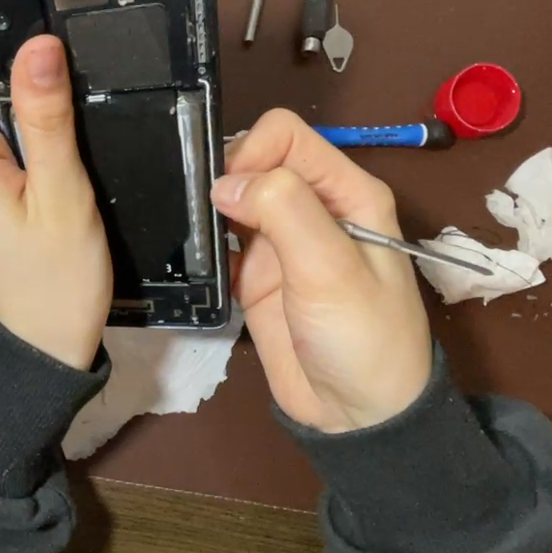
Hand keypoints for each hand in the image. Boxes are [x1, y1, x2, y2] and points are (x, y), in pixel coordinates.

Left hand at [0, 37, 111, 369]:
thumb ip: (46, 119)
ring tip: (68, 133)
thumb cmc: (58, 282)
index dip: (0, 46)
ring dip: (22, 116)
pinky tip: (51, 163)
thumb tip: (36, 44)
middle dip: (18, 83)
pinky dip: (18, 146)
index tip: (49, 51)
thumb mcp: (63, 196)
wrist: (40, 353)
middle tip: (74, 95)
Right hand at [212, 110, 432, 431]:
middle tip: (202, 217)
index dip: (250, 154)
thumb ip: (284, 212)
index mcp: (344, 192)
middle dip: (223, 178)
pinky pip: (220, 243)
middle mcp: (310, 209)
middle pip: (254, 162)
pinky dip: (202, 244)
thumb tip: (224, 183)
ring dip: (207, 210)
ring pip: (232, 200)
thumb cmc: (362, 337)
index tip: (228, 196)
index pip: (285, 137)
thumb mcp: (332, 268)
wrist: (357, 414)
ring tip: (189, 236)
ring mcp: (279, 244)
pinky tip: (192, 260)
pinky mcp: (254, 276)